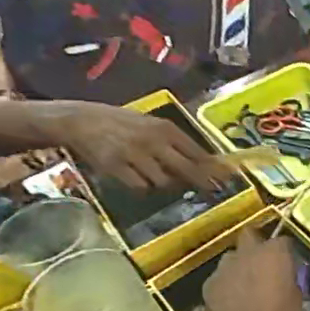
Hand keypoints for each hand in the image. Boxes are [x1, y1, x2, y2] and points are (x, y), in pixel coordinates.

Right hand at [44, 102, 229, 192]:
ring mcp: (135, 155)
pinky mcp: (116, 167)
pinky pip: (140, 186)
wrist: (81, 120)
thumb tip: (202, 163)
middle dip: (202, 181)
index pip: (196, 151)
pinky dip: (142, 187)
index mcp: (164, 129)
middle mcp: (153, 141)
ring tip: (152, 174)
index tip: (228, 177)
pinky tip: (134, 177)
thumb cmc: (120, 123)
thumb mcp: (150, 125)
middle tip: (213, 190)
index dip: (214, 167)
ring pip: (163, 181)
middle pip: (186, 168)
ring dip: (164, 184)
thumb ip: (173, 142)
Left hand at [204, 229, 300, 310]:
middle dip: (257, 244)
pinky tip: (232, 300)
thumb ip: (290, 279)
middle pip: (251, 235)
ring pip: (233, 256)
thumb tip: (286, 275)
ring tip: (246, 284)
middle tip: (264, 264)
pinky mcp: (209, 282)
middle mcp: (248, 251)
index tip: (290, 264)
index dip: (287, 252)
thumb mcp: (297, 297)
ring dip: (240, 265)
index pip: (284, 240)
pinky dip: (227, 283)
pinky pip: (221, 276)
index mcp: (275, 251)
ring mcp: (225, 265)